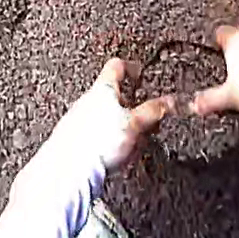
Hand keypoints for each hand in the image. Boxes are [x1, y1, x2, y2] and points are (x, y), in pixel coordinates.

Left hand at [48, 57, 174, 169]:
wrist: (67, 172)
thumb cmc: (96, 143)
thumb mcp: (135, 124)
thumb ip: (154, 110)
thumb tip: (171, 101)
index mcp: (102, 88)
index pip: (117, 65)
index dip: (132, 68)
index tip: (141, 75)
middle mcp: (88, 99)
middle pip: (115, 95)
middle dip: (132, 109)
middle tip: (144, 123)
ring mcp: (79, 119)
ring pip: (108, 118)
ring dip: (122, 128)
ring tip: (129, 146)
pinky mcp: (75, 139)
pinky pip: (97, 135)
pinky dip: (109, 142)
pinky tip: (114, 156)